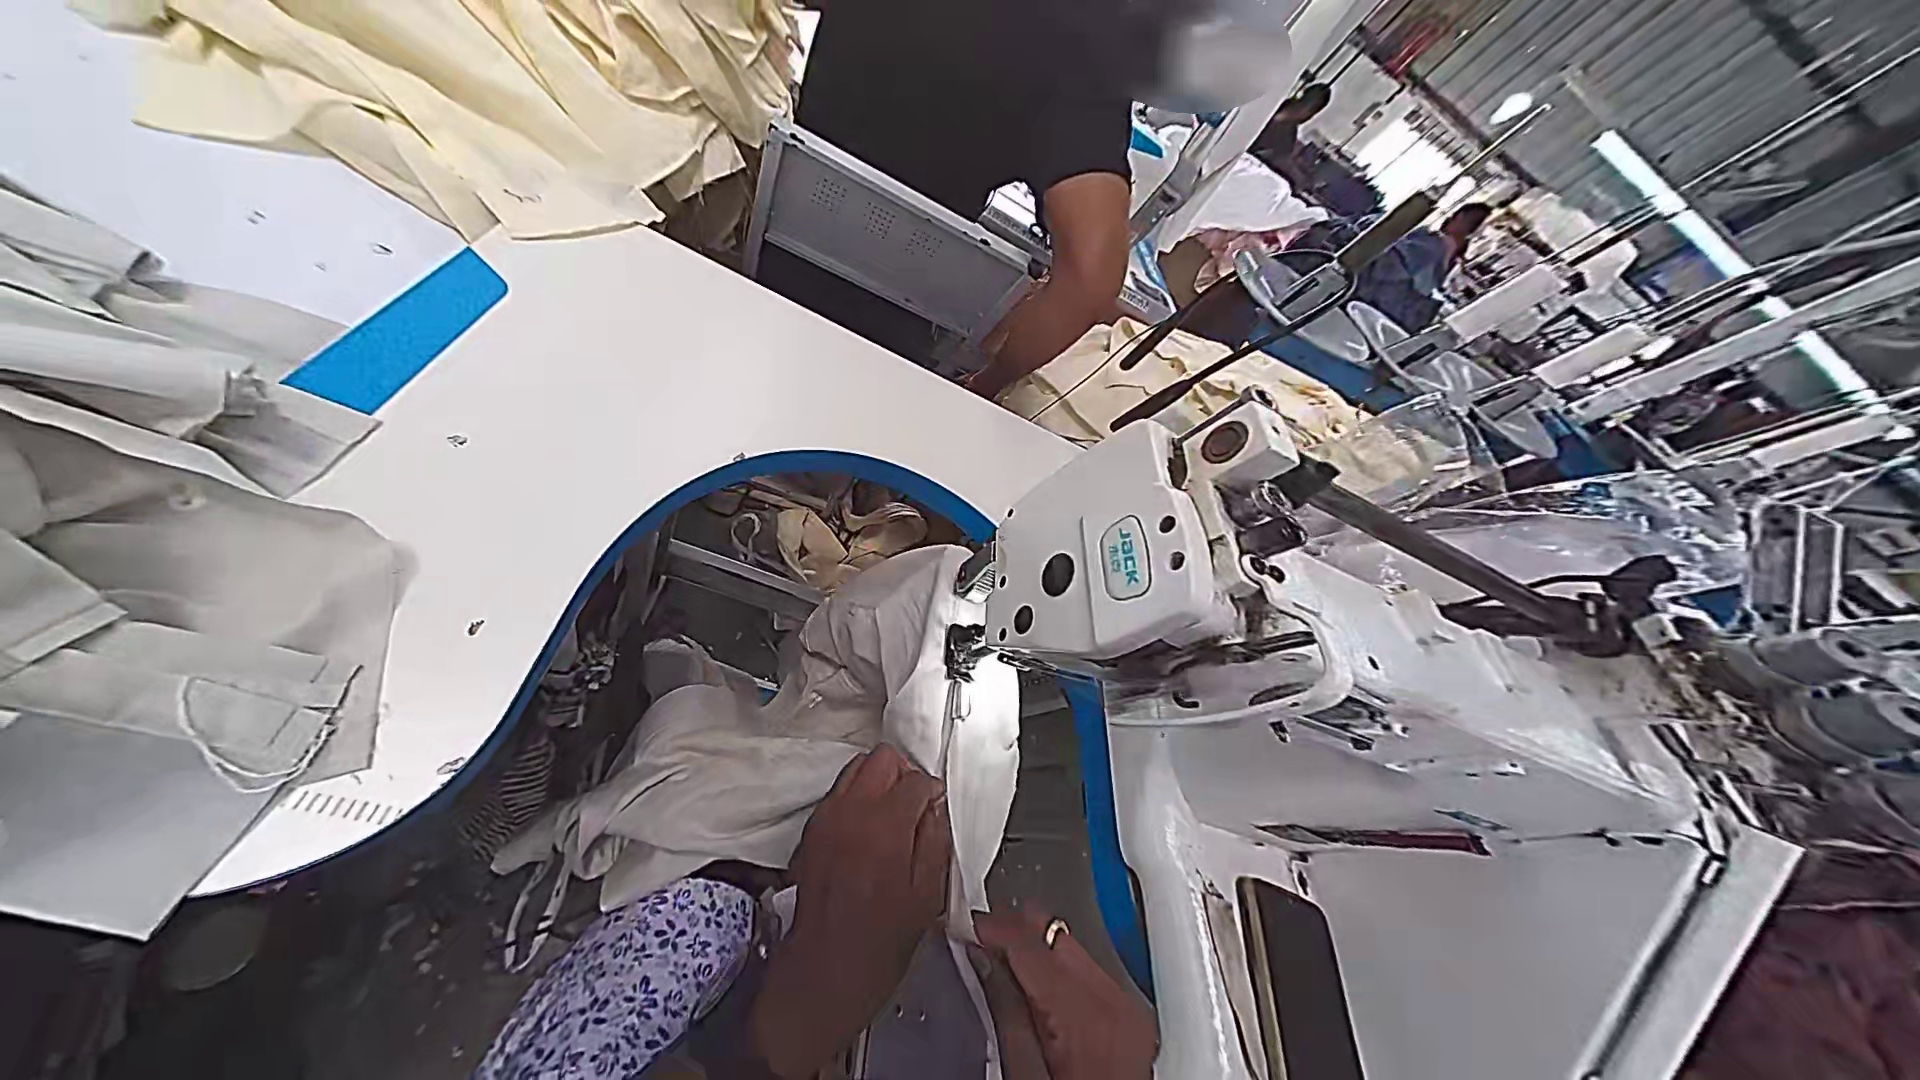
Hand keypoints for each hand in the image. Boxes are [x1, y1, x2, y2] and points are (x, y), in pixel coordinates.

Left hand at [750, 744, 950, 1075]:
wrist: (822, 971)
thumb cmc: (878, 943)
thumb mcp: (926, 896)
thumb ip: (936, 840)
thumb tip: (937, 806)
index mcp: (884, 827)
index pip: (917, 779)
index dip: (933, 792)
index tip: (937, 808)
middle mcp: (851, 811)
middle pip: (884, 757)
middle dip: (905, 774)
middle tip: (916, 804)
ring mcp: (827, 816)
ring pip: (858, 765)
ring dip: (880, 779)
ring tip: (892, 813)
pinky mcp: (812, 828)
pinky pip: (839, 789)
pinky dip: (858, 794)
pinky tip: (869, 826)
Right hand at [974, 906, 1158, 1079]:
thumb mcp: (1026, 1077)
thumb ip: (1006, 1013)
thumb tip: (983, 962)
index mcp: (1081, 1015)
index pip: (1029, 943)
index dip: (992, 928)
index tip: (965, 925)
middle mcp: (1109, 998)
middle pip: (1050, 931)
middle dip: (1011, 929)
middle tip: (978, 940)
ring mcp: (1124, 1002)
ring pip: (1067, 942)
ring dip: (1032, 944)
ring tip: (1001, 963)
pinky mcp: (1129, 1011)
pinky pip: (1085, 965)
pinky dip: (1056, 962)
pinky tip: (1035, 984)